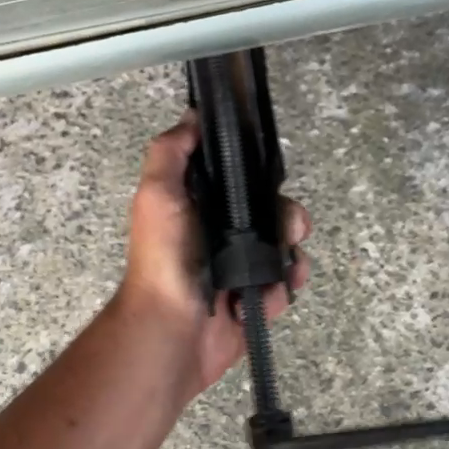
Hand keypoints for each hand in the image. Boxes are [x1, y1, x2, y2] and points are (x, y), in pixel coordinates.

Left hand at [116, 112, 311, 395]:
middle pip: (268, 212)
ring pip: (282, 248)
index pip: (237, 179)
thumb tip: (191, 116)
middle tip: (290, 226)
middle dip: (285, 215)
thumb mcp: (157, 193)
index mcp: (197, 207)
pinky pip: (283, 285)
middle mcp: (219, 234)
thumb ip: (170, 151)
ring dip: (290, 252)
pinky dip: (285, 286)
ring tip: (286, 263)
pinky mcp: (253, 301)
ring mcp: (238, 269)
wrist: (171, 333)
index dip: (255, 172)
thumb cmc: (164, 258)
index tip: (269, 173)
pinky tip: (276, 290)